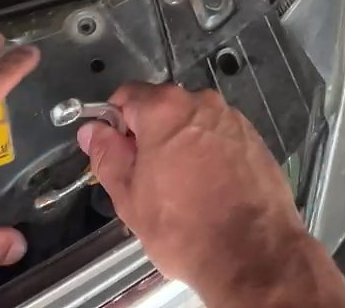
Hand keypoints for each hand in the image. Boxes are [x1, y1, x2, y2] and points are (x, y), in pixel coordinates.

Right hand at [76, 83, 344, 307]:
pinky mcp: (252, 135)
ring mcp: (230, 116)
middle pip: (162, 107)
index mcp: (165, 108)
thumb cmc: (185, 227)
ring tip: (180, 189)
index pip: (127, 95)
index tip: (115, 148)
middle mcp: (201, 101)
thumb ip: (107, 155)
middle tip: (145, 178)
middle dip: (149, 136)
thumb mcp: (129, 197)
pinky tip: (208, 187)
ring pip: (192, 122)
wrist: (251, 250)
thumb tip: (93, 131)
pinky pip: (218, 135)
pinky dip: (208, 152)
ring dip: (180, 144)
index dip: (115, 121)